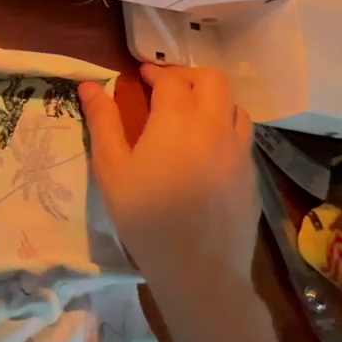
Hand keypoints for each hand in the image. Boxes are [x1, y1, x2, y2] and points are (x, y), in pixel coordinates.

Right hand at [79, 65, 256, 296]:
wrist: (199, 270)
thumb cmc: (145, 215)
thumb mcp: (111, 166)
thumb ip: (103, 120)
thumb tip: (90, 85)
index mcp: (178, 120)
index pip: (172, 79)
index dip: (154, 72)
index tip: (139, 76)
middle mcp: (214, 127)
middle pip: (214, 80)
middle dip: (188, 76)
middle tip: (165, 88)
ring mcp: (239, 152)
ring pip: (235, 106)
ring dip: (211, 99)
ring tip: (188, 114)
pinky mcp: (252, 176)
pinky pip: (243, 136)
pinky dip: (224, 126)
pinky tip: (204, 149)